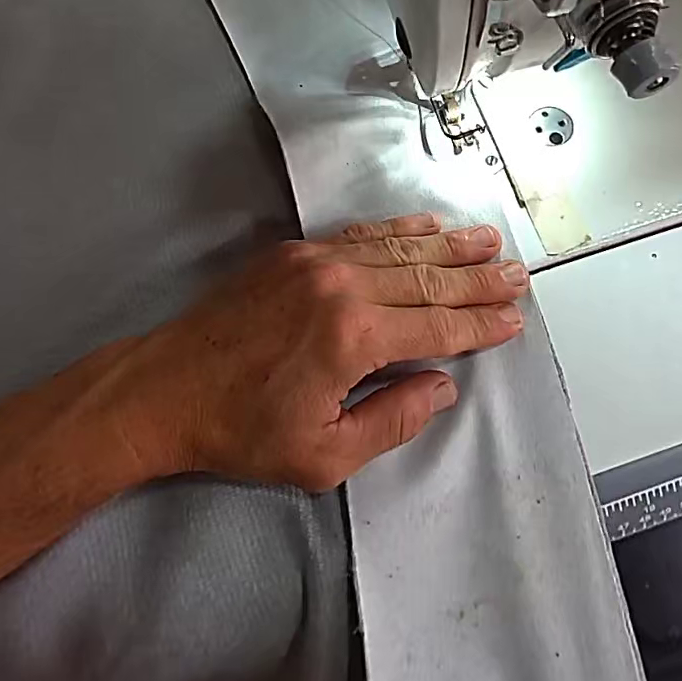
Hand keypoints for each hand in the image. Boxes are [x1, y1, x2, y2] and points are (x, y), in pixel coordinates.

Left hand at [87, 214, 526, 490]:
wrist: (165, 388)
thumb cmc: (241, 429)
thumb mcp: (323, 455)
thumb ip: (392, 419)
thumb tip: (442, 386)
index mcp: (353, 339)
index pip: (437, 327)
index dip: (479, 324)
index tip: (512, 317)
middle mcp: (342, 288)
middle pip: (428, 279)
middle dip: (478, 278)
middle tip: (516, 273)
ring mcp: (317, 261)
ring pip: (401, 249)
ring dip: (449, 245)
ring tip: (487, 240)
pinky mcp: (296, 251)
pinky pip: (363, 235)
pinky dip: (401, 230)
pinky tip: (427, 226)